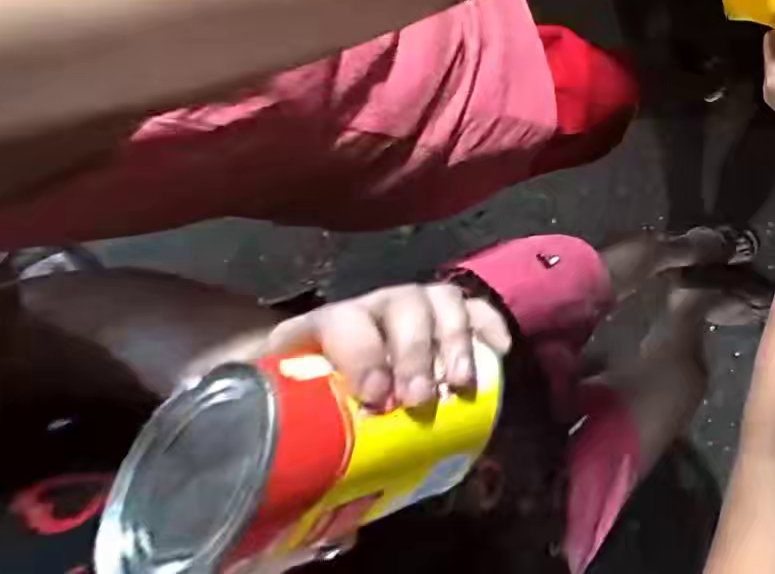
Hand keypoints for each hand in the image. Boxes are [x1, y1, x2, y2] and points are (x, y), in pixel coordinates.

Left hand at [261, 283, 511, 409]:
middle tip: (421, 398)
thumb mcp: (275, 406)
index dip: (363, 353)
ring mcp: (418, 301)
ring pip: (445, 302)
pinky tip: (499, 352)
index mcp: (324, 322)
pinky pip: (478, 307)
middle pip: (406, 308)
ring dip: (455, 342)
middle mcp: (377, 302)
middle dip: (416, 354)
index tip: (375, 395)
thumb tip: (309, 473)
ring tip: (460, 382)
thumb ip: (291, 425)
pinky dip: (490, 327)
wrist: (306, 373)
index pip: (347, 321)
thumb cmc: (291, 396)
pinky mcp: (449, 311)